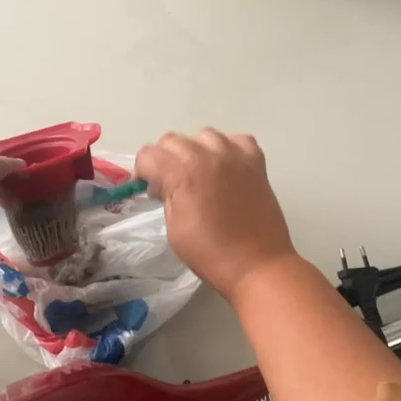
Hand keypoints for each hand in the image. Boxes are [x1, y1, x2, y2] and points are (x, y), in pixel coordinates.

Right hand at [137, 128, 299, 301]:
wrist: (257, 265)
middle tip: (171, 184)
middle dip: (165, 159)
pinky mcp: (256, 161)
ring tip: (200, 174)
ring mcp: (234, 155)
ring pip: (203, 135)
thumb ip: (166, 194)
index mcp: (182, 173)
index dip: (143, 171)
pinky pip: (236, 140)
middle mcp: (207, 155)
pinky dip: (228, 150)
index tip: (149, 188)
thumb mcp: (173, 227)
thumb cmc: (209, 252)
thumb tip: (163, 183)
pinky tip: (226, 168)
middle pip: (172, 140)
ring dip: (195, 151)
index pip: (148, 154)